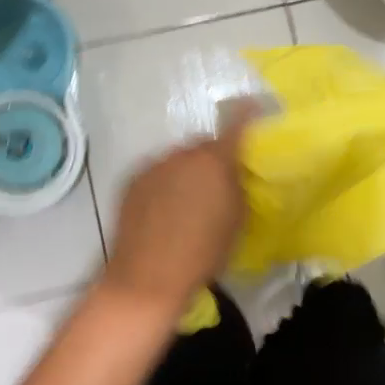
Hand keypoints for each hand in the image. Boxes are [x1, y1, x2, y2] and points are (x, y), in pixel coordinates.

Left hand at [102, 104, 257, 315]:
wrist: (147, 276)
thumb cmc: (203, 252)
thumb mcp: (236, 219)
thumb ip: (237, 185)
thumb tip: (233, 171)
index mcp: (214, 161)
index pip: (235, 125)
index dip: (246, 115)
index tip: (252, 107)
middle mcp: (182, 154)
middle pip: (202, 146)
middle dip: (211, 158)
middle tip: (217, 185)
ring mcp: (153, 165)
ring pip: (177, 160)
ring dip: (185, 171)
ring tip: (187, 202)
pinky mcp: (131, 181)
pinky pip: (156, 173)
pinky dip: (164, 183)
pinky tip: (164, 210)